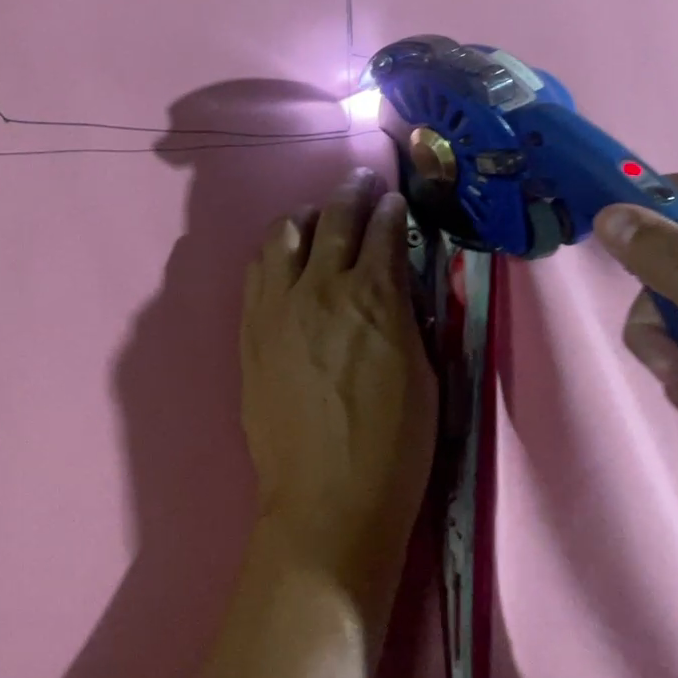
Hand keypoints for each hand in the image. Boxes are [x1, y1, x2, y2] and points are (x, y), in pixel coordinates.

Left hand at [238, 167, 437, 610]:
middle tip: (359, 180)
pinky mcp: (250, 326)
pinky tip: (282, 252)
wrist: (325, 498)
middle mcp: (323, 287)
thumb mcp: (426, 376)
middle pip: (334, 220)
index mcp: (376, 298)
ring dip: (306, 216)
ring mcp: (278, 304)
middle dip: (351, 192)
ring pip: (285, 234)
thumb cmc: (394, 447)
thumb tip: (398, 281)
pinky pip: (257, 269)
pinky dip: (273, 250)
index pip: (383, 232)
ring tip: (316, 214)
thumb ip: (408, 316)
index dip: (391, 210)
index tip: (394, 198)